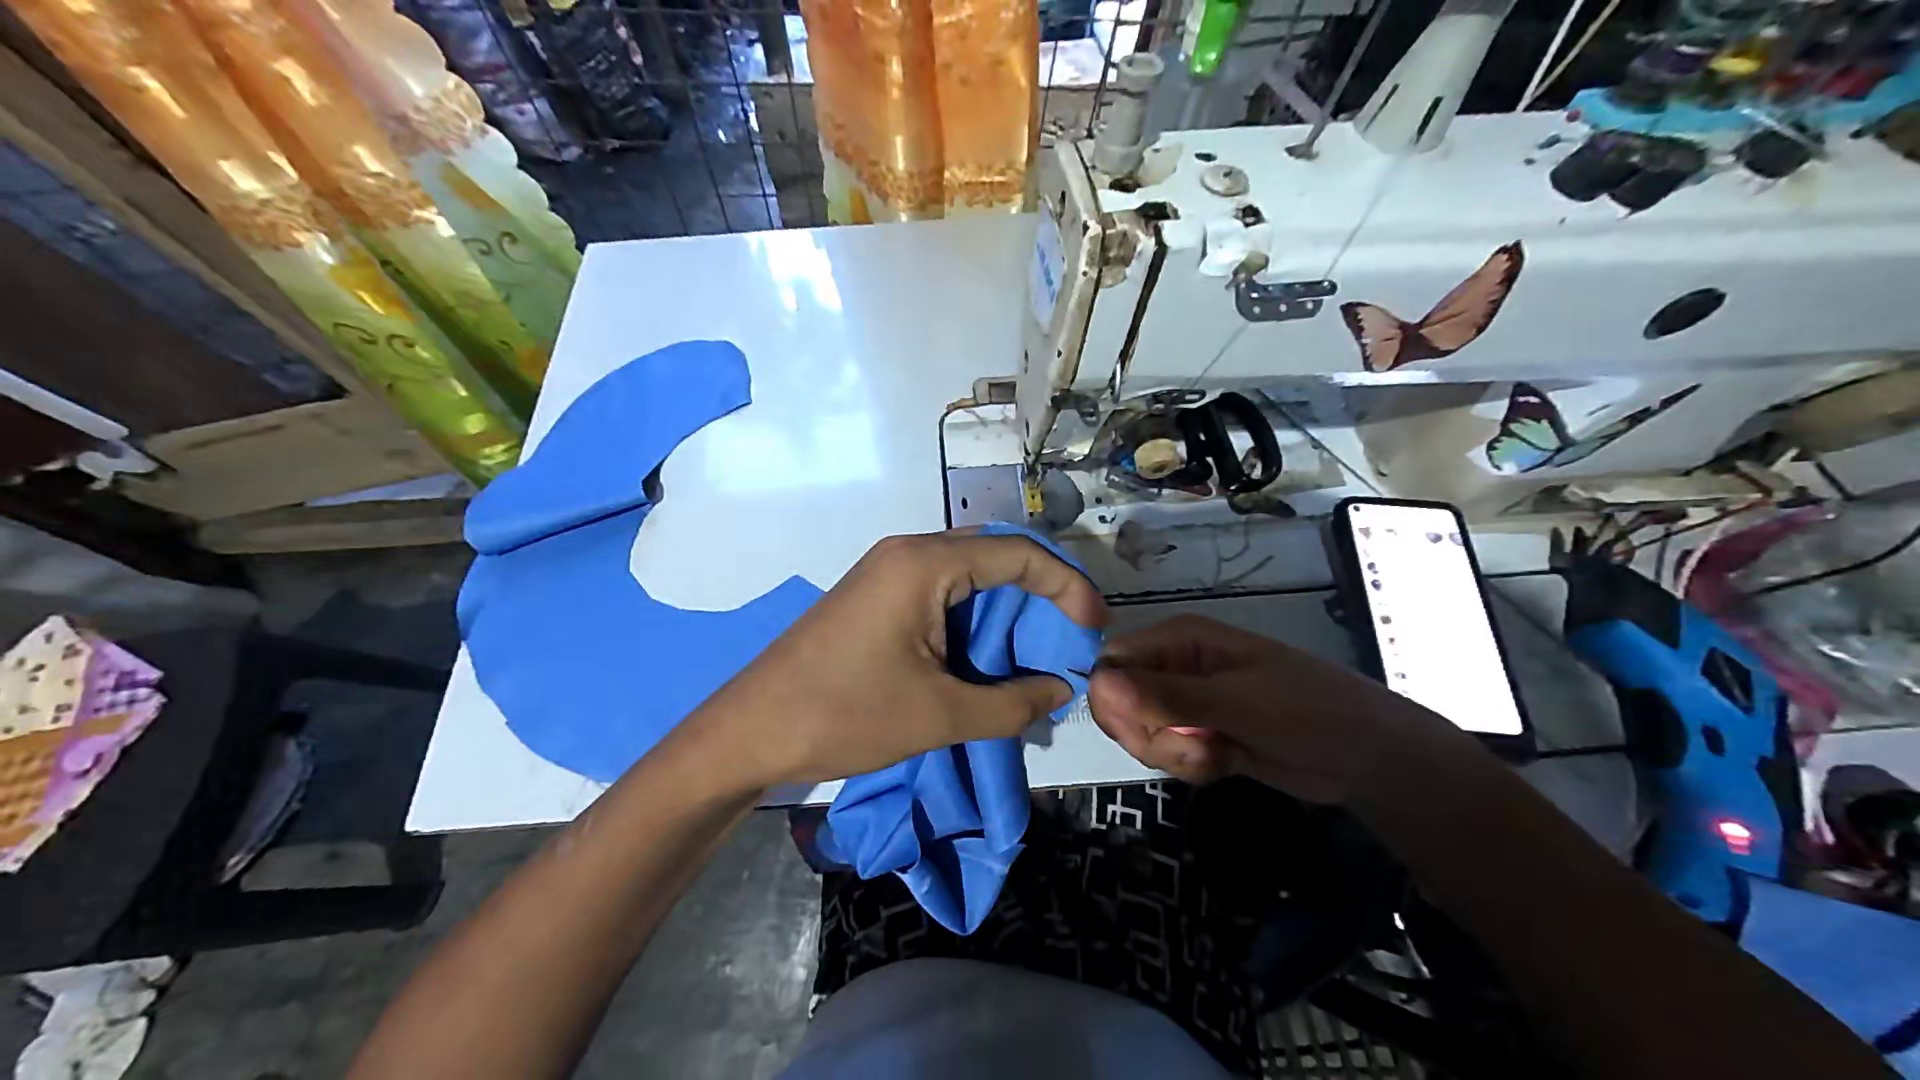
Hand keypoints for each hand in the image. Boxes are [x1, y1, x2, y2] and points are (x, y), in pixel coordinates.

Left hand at [688, 530, 1105, 787]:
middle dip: (1038, 598)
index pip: (1019, 553)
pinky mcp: (874, 598)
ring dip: (1004, 614)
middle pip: (994, 558)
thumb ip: (1012, 704)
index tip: (1093, 628)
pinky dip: (972, 623)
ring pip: (967, 578)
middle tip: (1065, 645)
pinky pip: (940, 596)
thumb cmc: (844, 715)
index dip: (1067, 586)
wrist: (747, 732)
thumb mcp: (939, 716)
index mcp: (924, 563)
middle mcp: (907, 553)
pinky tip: (983, 661)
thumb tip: (1059, 689)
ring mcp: (886, 573)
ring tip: (1031, 660)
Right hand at [1087, 615, 1478, 804]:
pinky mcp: (1201, 736)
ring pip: (1141, 732)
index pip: (1114, 660)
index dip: (1112, 696)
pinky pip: (1168, 753)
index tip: (1135, 728)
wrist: (1369, 758)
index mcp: (1181, 640)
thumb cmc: (1308, 710)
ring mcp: (1188, 704)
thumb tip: (1097, 682)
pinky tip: (1226, 763)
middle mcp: (1176, 667)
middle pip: (1120, 701)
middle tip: (1187, 744)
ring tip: (1216, 754)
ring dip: (1173, 754)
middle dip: (1146, 732)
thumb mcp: (1234, 701)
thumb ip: (1165, 695)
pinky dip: (1190, 766)